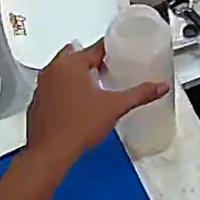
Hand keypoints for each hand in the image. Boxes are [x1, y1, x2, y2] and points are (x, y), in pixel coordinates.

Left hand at [24, 41, 168, 164]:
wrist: (51, 152)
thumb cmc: (79, 126)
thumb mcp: (115, 107)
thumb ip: (140, 94)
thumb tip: (161, 86)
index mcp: (71, 63)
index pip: (95, 47)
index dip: (111, 50)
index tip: (122, 53)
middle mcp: (53, 69)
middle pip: (77, 55)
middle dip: (93, 60)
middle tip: (110, 70)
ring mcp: (42, 85)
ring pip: (63, 69)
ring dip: (78, 73)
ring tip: (97, 85)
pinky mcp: (37, 100)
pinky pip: (54, 85)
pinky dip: (66, 88)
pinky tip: (78, 101)